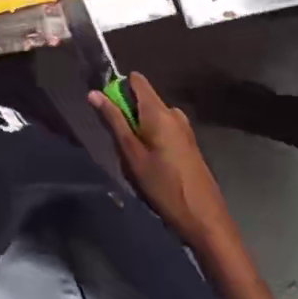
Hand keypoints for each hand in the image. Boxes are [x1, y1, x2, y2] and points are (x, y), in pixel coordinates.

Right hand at [89, 73, 227, 241]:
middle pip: (142, 99)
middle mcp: (174, 113)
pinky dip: (150, 138)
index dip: (118, 88)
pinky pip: (162, 128)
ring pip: (151, 117)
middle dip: (126, 113)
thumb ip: (113, 120)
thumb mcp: (131, 153)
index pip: (136, 80)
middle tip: (119, 143)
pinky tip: (150, 165)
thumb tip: (94, 93)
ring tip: (133, 158)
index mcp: (159, 111)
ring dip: (137, 129)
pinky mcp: (188, 143)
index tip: (106, 108)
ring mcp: (184, 128)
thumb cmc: (163, 184)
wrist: (203, 218)